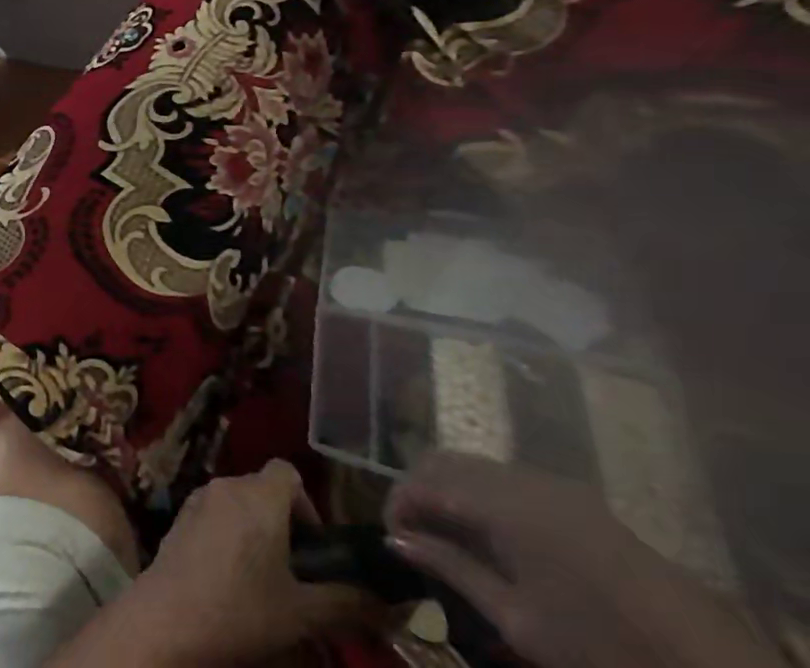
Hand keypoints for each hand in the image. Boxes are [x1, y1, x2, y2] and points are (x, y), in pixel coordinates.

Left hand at [140, 460, 375, 664]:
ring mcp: (196, 499)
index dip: (308, 502)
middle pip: (262, 487)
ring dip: (256, 527)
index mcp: (257, 496)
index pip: (287, 471)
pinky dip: (230, 532)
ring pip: (237, 501)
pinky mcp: (178, 517)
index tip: (315, 544)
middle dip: (285, 520)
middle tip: (298, 567)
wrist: (170, 617)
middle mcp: (224, 487)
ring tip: (268, 574)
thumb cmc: (242, 608)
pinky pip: (214, 513)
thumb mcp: (305, 611)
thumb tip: (385, 602)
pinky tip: (233, 574)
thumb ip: (349, 602)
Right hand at [385, 452, 784, 667]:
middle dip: (418, 490)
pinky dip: (482, 494)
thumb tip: (395, 540)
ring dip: (449, 490)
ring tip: (448, 535)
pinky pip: (508, 478)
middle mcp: (523, 480)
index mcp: (502, 504)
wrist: (714, 667)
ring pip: (474, 465)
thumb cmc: (601, 643)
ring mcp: (555, 485)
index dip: (397, 507)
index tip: (394, 540)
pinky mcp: (579, 499)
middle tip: (414, 534)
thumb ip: (451, 568)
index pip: (421, 484)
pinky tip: (490, 534)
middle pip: (443, 461)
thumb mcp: (516, 617)